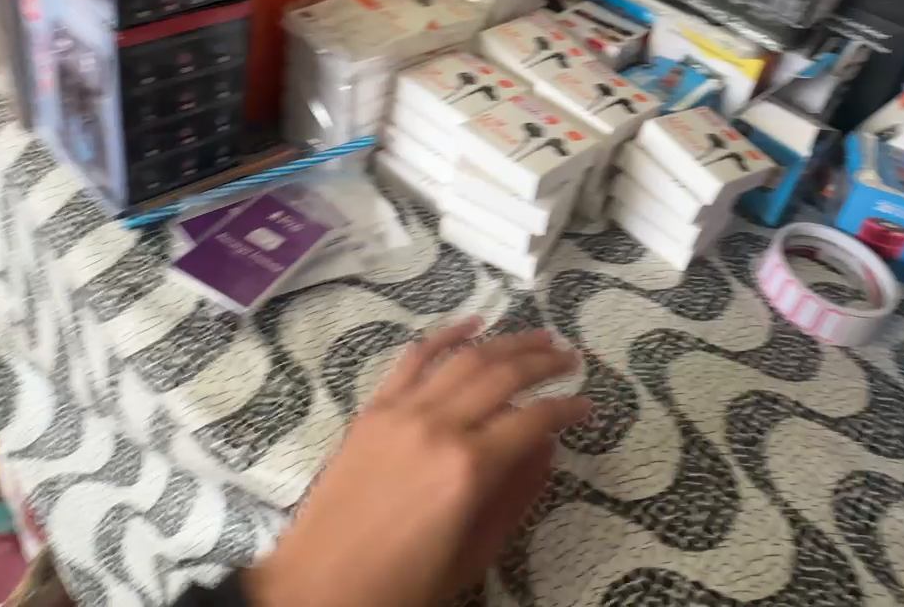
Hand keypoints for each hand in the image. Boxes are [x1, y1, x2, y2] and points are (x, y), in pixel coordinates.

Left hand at [243, 320, 590, 606]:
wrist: (316, 590)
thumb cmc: (402, 588)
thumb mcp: (472, 557)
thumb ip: (515, 497)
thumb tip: (546, 448)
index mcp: (468, 470)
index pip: (533, 420)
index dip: (566, 408)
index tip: (587, 405)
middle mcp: (439, 426)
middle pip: (503, 376)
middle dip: (544, 362)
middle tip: (571, 358)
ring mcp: (403, 410)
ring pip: (465, 358)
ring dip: (507, 342)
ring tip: (539, 336)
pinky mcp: (375, 407)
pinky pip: (415, 358)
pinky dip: (446, 335)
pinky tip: (472, 324)